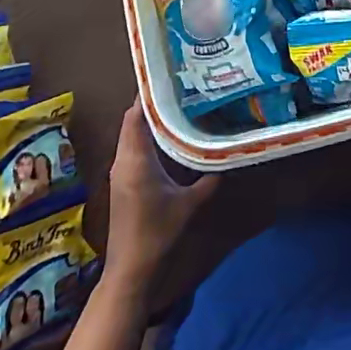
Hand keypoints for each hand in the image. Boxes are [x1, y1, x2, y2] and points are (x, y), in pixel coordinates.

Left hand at [105, 104, 218, 290]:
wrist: (130, 273)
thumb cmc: (157, 235)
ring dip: (151, 121)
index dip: (149, 93)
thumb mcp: (190, 205)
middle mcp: (123, 159)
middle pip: (133, 120)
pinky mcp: (123, 183)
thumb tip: (229, 154)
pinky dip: (149, 138)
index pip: (135, 113)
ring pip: (132, 135)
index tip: (170, 76)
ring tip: (180, 107)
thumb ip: (210, 177)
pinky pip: (134, 149)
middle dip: (154, 103)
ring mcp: (120, 172)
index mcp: (134, 158)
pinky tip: (171, 139)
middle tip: (182, 88)